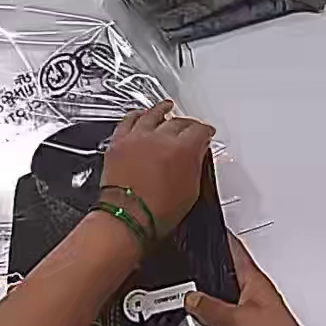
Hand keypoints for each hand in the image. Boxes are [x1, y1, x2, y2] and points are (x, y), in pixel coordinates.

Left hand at [99, 100, 214, 233]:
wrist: (126, 218)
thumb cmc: (156, 212)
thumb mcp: (191, 192)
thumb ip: (196, 166)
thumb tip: (197, 156)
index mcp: (183, 148)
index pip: (200, 130)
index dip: (206, 131)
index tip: (206, 133)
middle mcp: (160, 137)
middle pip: (179, 121)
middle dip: (188, 123)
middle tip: (191, 127)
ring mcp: (138, 138)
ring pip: (153, 114)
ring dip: (163, 109)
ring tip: (167, 107)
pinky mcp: (119, 142)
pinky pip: (129, 120)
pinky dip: (136, 115)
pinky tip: (139, 114)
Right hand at [185, 233, 324, 325]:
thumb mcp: (238, 322)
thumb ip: (211, 307)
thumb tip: (191, 297)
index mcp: (255, 283)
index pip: (235, 250)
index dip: (221, 237)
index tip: (209, 226)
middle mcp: (254, 298)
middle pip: (223, 280)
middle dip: (204, 279)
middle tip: (185, 275)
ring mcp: (250, 319)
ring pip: (221, 306)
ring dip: (207, 310)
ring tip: (189, 311)